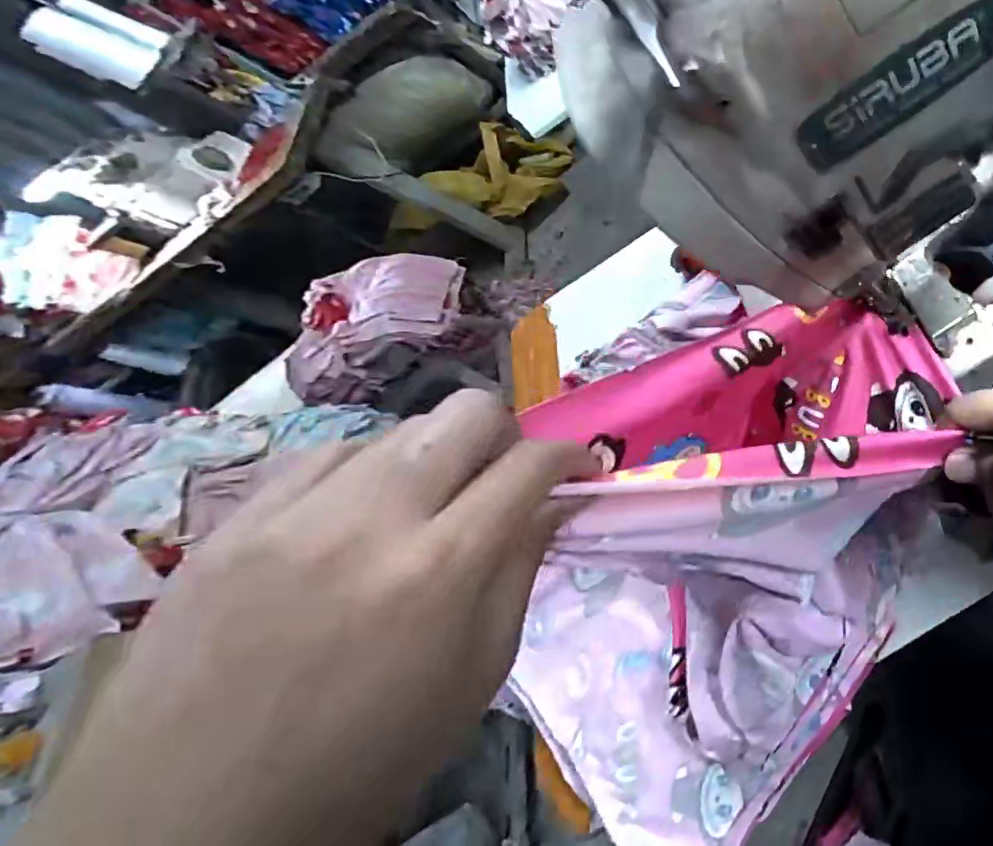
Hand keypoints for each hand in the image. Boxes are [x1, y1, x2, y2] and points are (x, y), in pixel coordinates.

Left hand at [19, 391, 599, 845]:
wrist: (185, 828)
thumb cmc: (370, 755)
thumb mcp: (481, 668)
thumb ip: (523, 567)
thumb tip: (558, 501)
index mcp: (442, 566)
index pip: (531, 463)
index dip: (572, 455)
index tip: (582, 470)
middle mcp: (370, 522)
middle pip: (467, 413)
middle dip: (509, 434)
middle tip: (505, 479)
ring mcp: (289, 518)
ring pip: (400, 428)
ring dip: (438, 455)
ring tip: (429, 505)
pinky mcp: (229, 529)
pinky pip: (324, 456)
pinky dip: (369, 470)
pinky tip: (361, 514)